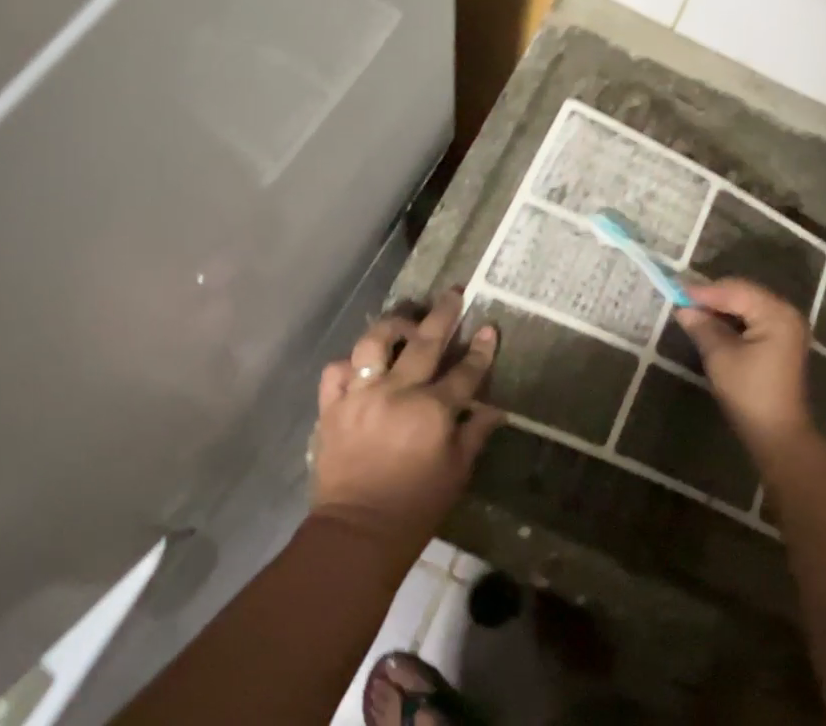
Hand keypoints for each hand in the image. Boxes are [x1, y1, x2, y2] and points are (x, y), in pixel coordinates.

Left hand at [311, 289, 503, 551]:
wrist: (357, 532)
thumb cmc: (416, 506)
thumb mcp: (457, 471)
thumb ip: (474, 433)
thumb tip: (494, 408)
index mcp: (433, 410)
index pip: (465, 371)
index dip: (481, 348)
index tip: (489, 327)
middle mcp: (397, 392)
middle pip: (424, 343)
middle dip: (443, 314)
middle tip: (453, 293)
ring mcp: (360, 396)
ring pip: (374, 343)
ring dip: (393, 327)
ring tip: (404, 322)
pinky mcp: (332, 408)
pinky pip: (337, 371)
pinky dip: (350, 363)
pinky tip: (362, 365)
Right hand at [674, 279, 812, 447]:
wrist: (777, 433)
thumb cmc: (749, 393)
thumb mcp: (721, 357)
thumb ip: (703, 327)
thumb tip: (683, 308)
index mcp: (777, 314)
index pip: (736, 291)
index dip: (705, 291)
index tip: (676, 292)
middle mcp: (787, 314)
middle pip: (745, 294)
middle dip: (713, 297)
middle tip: (683, 300)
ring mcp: (787, 328)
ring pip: (749, 306)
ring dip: (722, 307)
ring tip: (694, 310)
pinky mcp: (782, 341)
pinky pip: (755, 319)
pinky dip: (733, 319)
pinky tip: (714, 324)